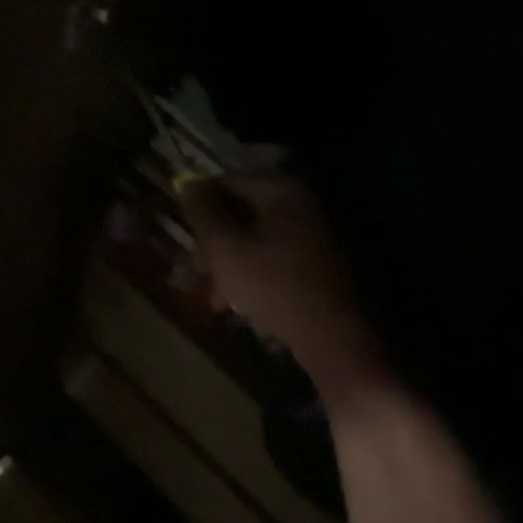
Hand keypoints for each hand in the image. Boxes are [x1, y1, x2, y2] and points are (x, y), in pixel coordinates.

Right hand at [180, 173, 385, 397]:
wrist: (336, 339)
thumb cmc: (274, 287)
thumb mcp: (225, 249)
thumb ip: (202, 212)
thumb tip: (188, 183)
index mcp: (280, 190)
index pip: (226, 184)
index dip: (199, 210)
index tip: (186, 241)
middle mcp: (301, 202)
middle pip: (241, 212)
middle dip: (214, 243)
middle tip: (197, 274)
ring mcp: (316, 232)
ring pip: (256, 238)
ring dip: (231, 263)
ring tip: (215, 298)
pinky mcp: (322, 262)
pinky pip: (276, 257)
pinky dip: (255, 274)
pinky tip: (241, 305)